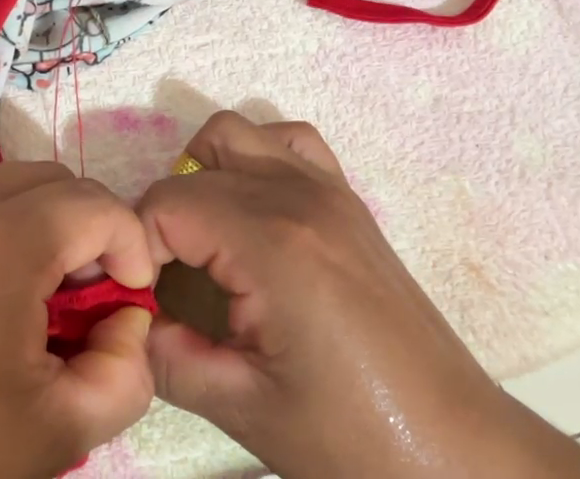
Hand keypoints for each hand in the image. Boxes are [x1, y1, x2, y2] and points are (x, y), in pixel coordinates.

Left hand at [0, 162, 156, 477]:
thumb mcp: (57, 429)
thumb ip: (126, 371)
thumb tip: (126, 318)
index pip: (96, 205)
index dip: (130, 246)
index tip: (126, 301)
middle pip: (54, 180)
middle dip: (88, 228)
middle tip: (85, 298)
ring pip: (9, 183)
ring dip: (41, 224)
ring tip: (35, 298)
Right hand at [139, 112, 579, 478]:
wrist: (453, 445)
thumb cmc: (349, 432)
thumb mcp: (240, 406)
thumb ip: (164, 355)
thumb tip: (126, 317)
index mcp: (270, 243)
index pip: (163, 205)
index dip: (138, 250)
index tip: (145, 300)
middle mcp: (296, 195)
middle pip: (189, 170)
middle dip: (161, 221)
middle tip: (167, 284)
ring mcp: (327, 189)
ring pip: (233, 134)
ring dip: (202, 175)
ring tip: (204, 240)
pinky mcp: (346, 199)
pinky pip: (287, 141)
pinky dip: (255, 159)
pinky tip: (255, 214)